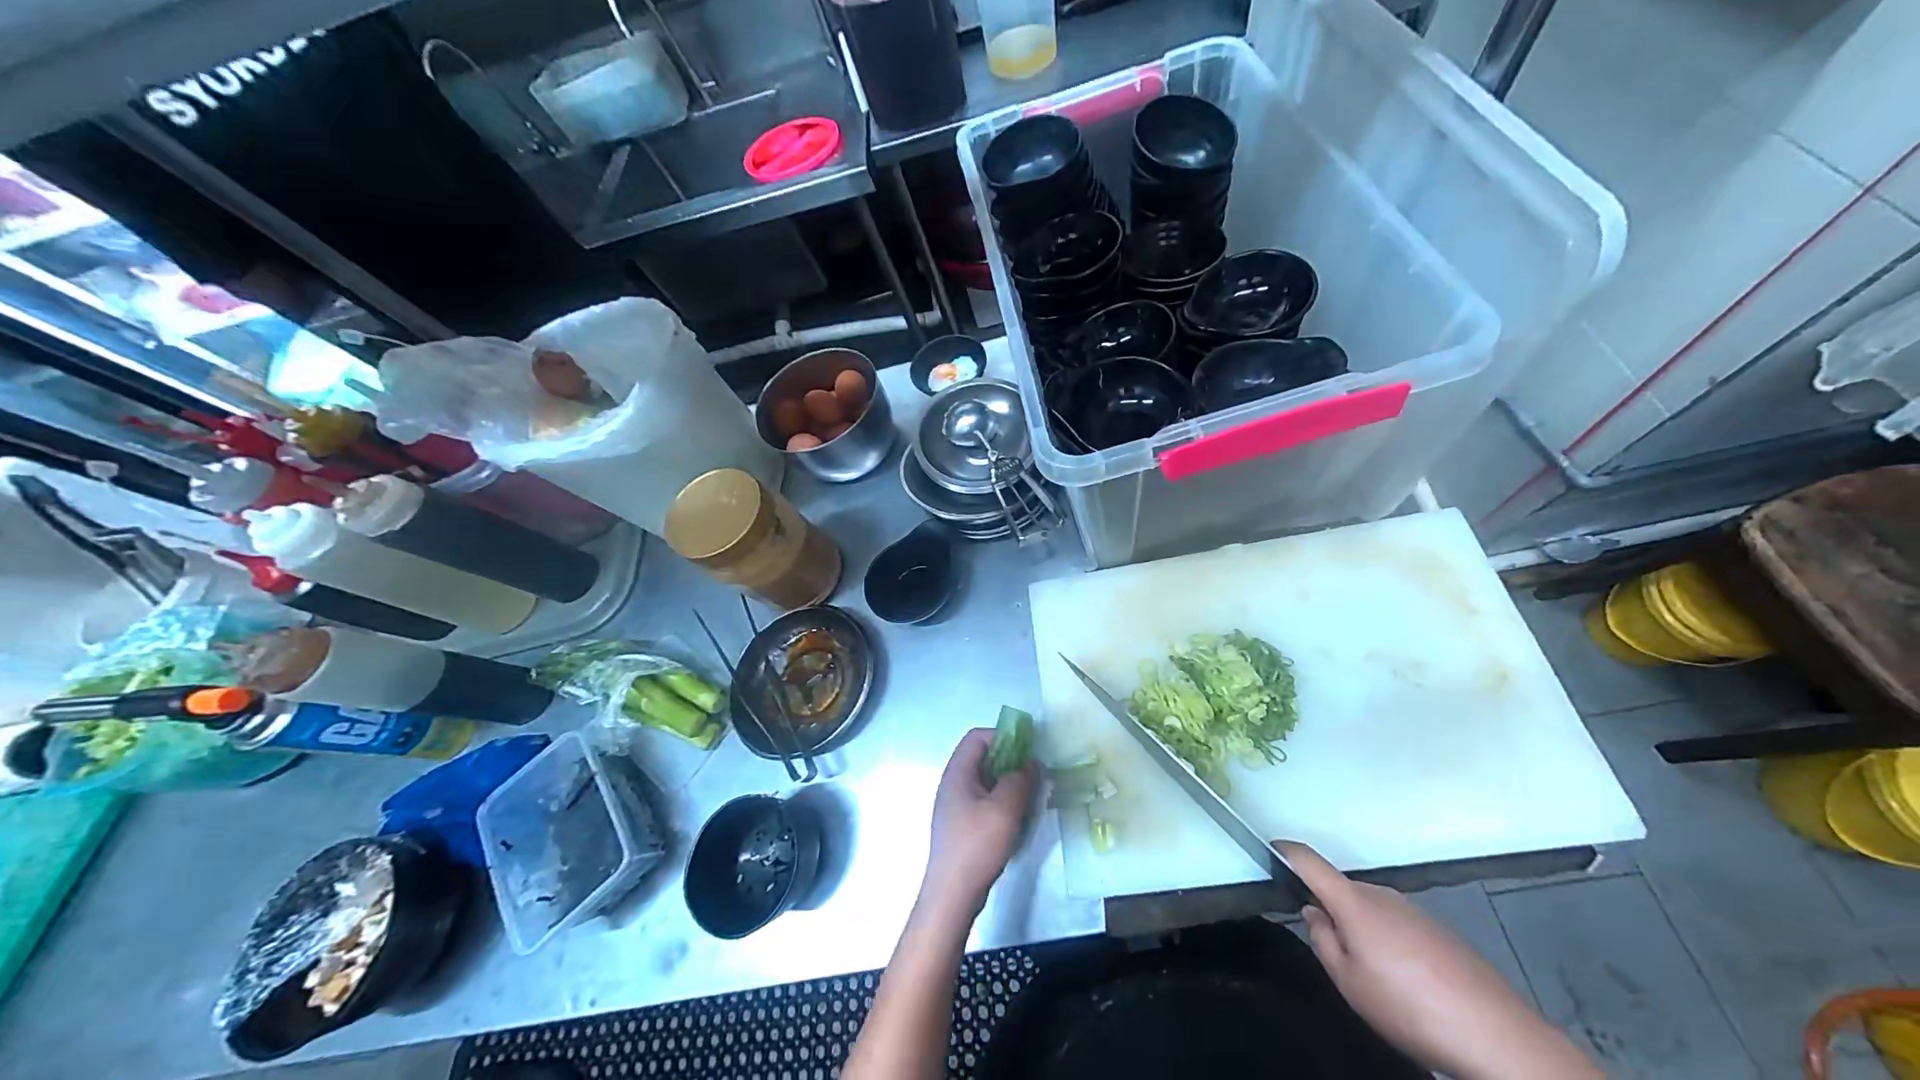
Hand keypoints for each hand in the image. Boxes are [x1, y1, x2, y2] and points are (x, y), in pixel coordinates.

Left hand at [922, 728, 1036, 910]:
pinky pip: (984, 802)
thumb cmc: (977, 845)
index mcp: (957, 773)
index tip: (1027, 751)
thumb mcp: (1005, 808)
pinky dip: (1002, 803)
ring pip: (986, 782)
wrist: (952, 893)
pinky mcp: (962, 826)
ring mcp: (956, 807)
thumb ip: (1020, 780)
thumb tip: (1029, 763)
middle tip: (1034, 775)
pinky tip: (1018, 820)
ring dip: (1009, 784)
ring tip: (1030, 798)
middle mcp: (953, 785)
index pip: (977, 737)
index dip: (1003, 736)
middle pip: (982, 758)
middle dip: (1010, 762)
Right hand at [1278, 842, 1602, 1079]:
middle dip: (1330, 908)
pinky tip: (1405, 982)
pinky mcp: (1441, 931)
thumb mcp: (1348, 982)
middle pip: (1343, 890)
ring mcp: (1416, 911)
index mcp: (1354, 902)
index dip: (1288, 852)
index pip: (1311, 862)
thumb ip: (1322, 940)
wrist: (1497, 1035)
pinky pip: (1399, 924)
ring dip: (1362, 928)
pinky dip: (1390, 941)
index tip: (1272, 849)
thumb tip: (1314, 913)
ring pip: (1372, 909)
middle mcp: (1384, 895)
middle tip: (1331, 949)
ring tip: (1372, 974)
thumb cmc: (1409, 1006)